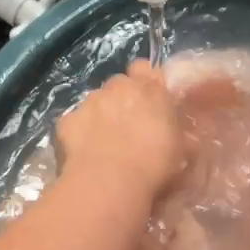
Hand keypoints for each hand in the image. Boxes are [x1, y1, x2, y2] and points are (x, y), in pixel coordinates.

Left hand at [56, 61, 184, 196]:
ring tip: (103, 144)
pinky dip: (78, 133)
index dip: (144, 81)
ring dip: (99, 116)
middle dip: (121, 99)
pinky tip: (84, 152)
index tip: (147, 100)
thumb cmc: (154, 165)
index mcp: (150, 89)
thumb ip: (179, 133)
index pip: (144, 68)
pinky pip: (74, 122)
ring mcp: (90, 102)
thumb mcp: (182, 150)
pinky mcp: (67, 120)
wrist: (110, 181)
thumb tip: (181, 136)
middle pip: (117, 85)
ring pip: (94, 101)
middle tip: (127, 126)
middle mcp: (118, 87)